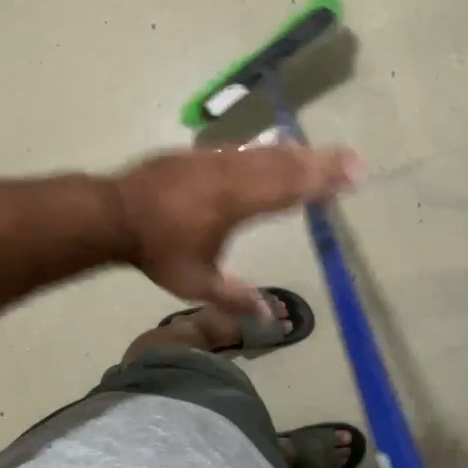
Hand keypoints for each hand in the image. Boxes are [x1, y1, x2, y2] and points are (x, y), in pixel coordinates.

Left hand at [108, 144, 362, 314]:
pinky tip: (277, 147)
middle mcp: (232, 175)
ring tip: (325, 155)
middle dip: (323, 163)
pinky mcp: (199, 155)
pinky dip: (267, 149)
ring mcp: (214, 160)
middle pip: (285, 165)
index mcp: (237, 203)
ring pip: (265, 153)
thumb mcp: (197, 282)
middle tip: (356, 160)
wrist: (111, 214)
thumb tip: (273, 320)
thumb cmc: (157, 251)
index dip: (323, 183)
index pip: (290, 190)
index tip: (353, 177)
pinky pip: (243, 149)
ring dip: (298, 154)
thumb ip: (237, 297)